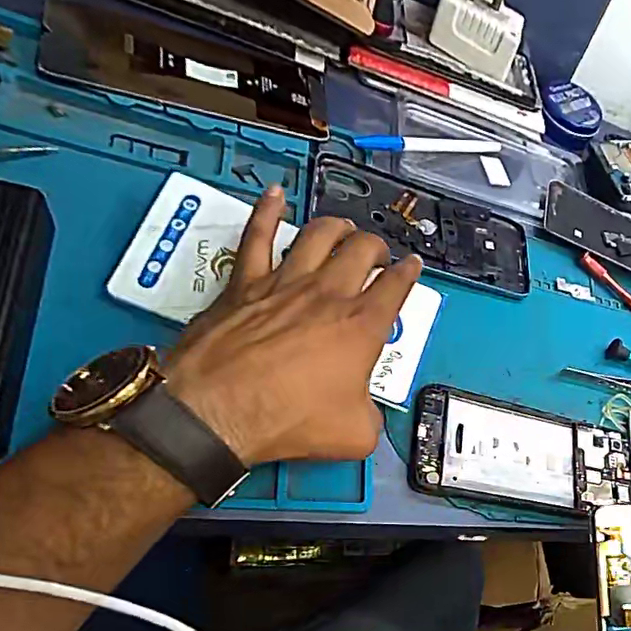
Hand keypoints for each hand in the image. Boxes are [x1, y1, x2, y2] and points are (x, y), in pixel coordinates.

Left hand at [163, 186, 421, 465]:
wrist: (219, 412)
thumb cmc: (285, 418)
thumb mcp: (354, 433)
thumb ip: (372, 418)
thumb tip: (367, 419)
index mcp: (361, 326)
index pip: (396, 286)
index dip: (409, 273)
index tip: (411, 268)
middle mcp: (327, 295)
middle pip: (362, 250)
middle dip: (377, 248)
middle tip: (378, 254)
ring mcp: (284, 284)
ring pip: (319, 235)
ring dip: (337, 227)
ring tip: (344, 228)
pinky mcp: (245, 284)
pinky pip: (258, 235)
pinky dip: (267, 212)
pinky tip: (273, 197)